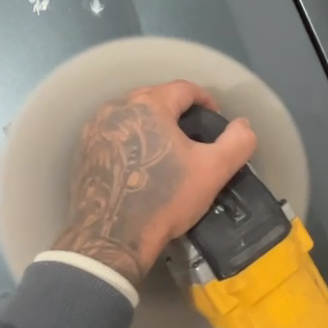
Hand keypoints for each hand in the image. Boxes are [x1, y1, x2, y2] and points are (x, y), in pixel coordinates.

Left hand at [50, 80, 256, 286]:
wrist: (111, 238)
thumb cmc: (165, 198)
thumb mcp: (213, 171)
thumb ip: (237, 142)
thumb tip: (243, 125)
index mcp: (148, 105)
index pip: (184, 89)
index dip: (206, 101)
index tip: (215, 120)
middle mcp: (117, 109)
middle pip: (155, 99)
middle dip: (177, 112)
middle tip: (193, 136)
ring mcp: (95, 130)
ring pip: (132, 117)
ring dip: (151, 127)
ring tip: (167, 151)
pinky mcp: (84, 153)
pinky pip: (114, 136)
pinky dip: (131, 143)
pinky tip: (140, 166)